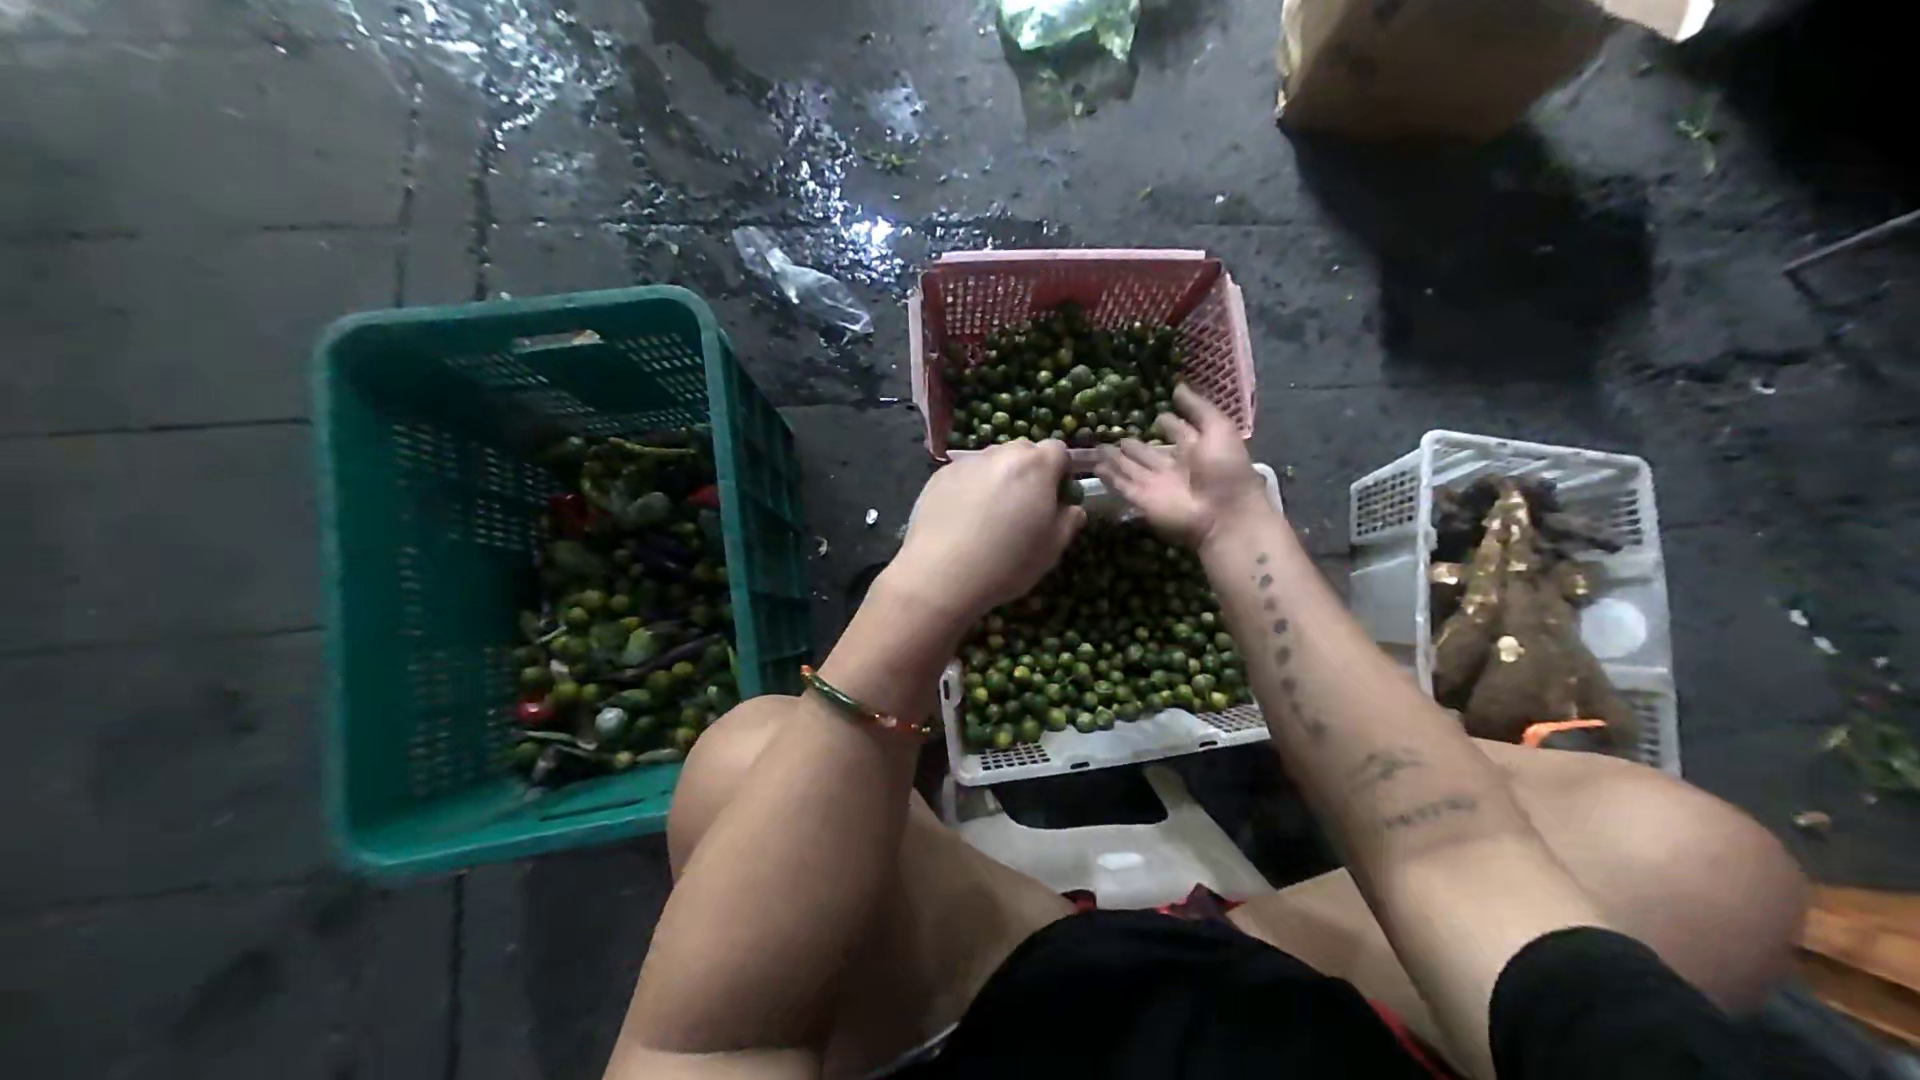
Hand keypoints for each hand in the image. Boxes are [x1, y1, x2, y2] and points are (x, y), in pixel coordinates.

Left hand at [889, 439, 1085, 625]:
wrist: (942, 575)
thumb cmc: (1007, 562)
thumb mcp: (1051, 548)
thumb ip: (1068, 520)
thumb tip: (1072, 508)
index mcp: (1035, 466)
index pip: (1058, 450)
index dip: (1060, 471)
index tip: (1055, 497)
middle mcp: (1000, 454)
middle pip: (1024, 451)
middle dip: (1029, 471)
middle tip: (1023, 506)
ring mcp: (966, 463)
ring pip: (992, 461)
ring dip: (999, 477)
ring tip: (990, 513)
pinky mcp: (939, 476)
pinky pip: (965, 474)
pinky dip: (970, 487)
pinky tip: (963, 518)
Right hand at [1095, 384, 1267, 547]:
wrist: (1221, 514)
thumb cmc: (1225, 469)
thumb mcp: (1218, 429)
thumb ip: (1197, 408)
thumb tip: (1177, 386)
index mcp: (1196, 450)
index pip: (1177, 433)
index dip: (1168, 422)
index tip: (1156, 414)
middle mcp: (1173, 467)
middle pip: (1148, 453)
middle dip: (1134, 445)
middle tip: (1116, 433)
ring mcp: (1156, 484)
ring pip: (1131, 468)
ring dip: (1116, 459)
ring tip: (1099, 447)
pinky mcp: (1141, 499)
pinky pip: (1122, 485)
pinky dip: (1109, 476)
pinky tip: (1096, 466)